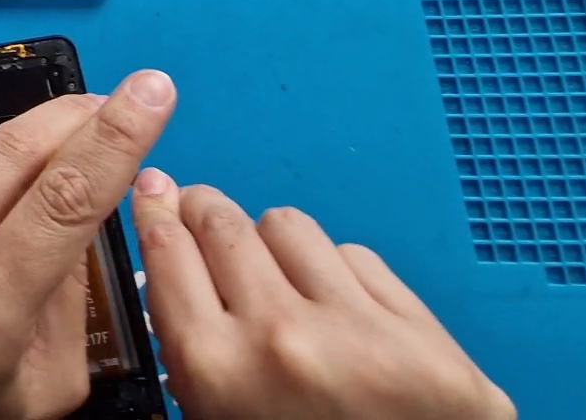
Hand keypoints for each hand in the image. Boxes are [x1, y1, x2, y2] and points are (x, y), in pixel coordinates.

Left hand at [0, 69, 177, 419]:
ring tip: (83, 127)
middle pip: (15, 152)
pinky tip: (19, 172)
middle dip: (80, 113)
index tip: (152, 94)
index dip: (114, 141)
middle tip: (127, 96)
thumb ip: (75, 299)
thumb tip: (89, 212)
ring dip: (41, 129)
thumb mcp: (45, 384)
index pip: (61, 202)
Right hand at [131, 171, 513, 419]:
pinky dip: (340, 278)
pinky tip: (347, 320)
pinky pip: (357, 257)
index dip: (155, 207)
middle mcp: (280, 338)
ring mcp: (361, 338)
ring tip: (285, 284)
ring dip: (274, 245)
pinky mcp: (430, 345)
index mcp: (214, 368)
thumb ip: (183, 330)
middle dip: (203, 209)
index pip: (165, 243)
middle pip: (220, 220)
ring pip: (286, 225)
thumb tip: (165, 233)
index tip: (155, 188)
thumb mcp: (209, 412)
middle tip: (203, 215)